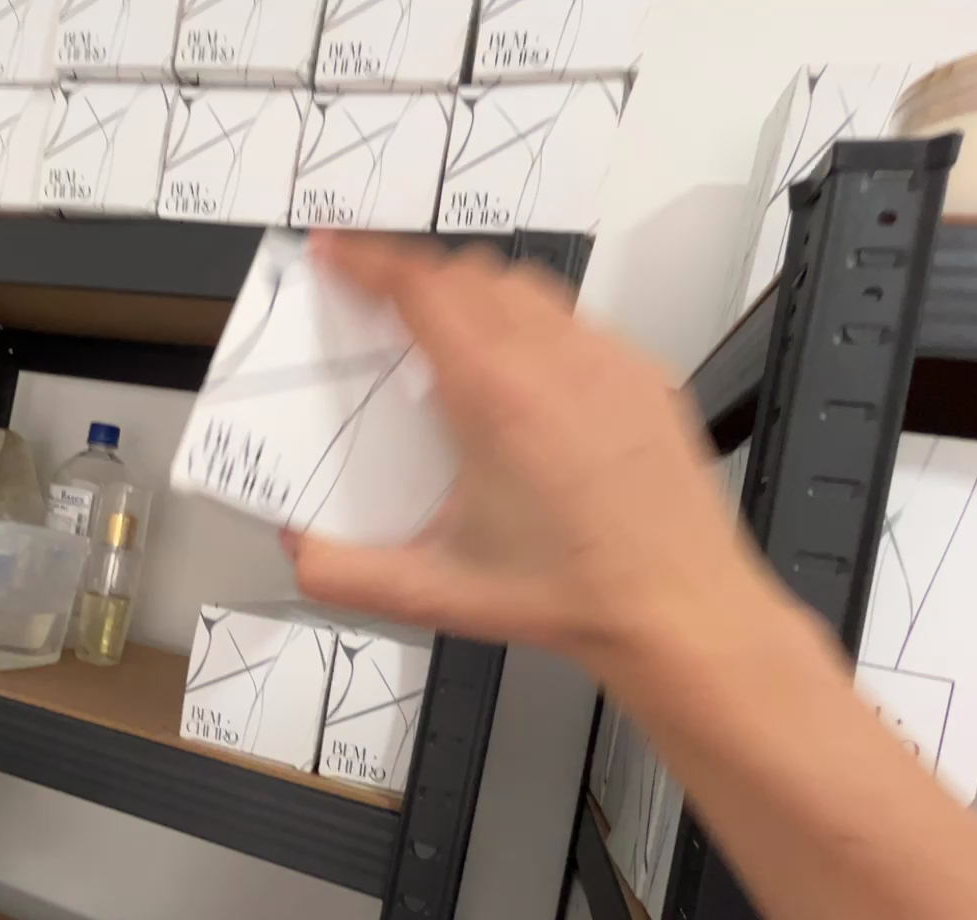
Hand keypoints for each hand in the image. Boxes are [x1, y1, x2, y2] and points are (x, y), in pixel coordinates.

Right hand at [284, 232, 786, 677]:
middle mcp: (558, 362)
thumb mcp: (431, 593)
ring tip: (438, 332)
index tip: (334, 251)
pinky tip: (513, 375)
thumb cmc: (567, 596)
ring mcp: (609, 361)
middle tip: (374, 303)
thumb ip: (342, 573)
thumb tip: (296, 545)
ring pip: (522, 285)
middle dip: (410, 274)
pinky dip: (522, 320)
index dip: (365, 259)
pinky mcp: (642, 376)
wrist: (680, 612)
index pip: (419, 288)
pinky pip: (571, 317)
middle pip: (467, 272)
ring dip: (467, 291)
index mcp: (496, 398)